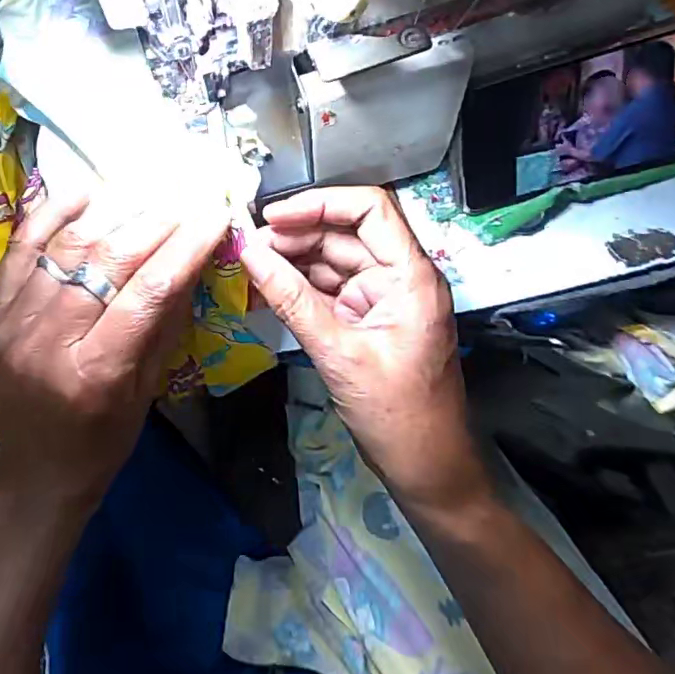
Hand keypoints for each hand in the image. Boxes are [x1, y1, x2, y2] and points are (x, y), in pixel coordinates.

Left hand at [0, 185, 229, 510]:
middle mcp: (47, 340)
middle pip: (106, 260)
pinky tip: (86, 194)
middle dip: (154, 222)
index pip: (147, 291)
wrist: (38, 468)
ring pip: (67, 245)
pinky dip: (53, 214)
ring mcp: (12, 321)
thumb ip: (166, 320)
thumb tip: (193, 256)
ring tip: (146, 194)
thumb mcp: (149, 388)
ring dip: (112, 212)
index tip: (214, 214)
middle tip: (186, 200)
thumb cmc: (104, 440)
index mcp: (94, 372)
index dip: (185, 246)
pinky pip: (22, 246)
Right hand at [239, 187, 488, 514]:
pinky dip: (294, 287)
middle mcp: (397, 278)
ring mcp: (379, 298)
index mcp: (411, 277)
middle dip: (293, 235)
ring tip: (248, 266)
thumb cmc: (400, 417)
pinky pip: (324, 289)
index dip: (319, 203)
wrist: (426, 470)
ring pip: (329, 260)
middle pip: (342, 234)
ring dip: (289, 260)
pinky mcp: (363, 318)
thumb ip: (291, 300)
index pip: (369, 210)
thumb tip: (249, 253)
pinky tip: (264, 288)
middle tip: (248, 247)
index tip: (274, 216)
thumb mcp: (338, 354)